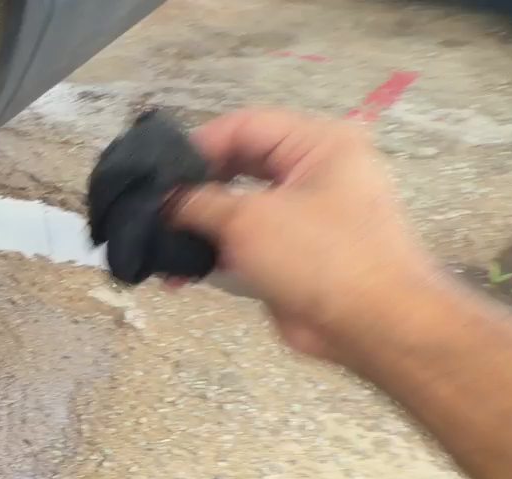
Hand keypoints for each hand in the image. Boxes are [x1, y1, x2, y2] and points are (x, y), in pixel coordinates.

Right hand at [166, 108, 448, 365]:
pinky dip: (205, 253)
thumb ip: (197, 203)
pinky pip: (235, 240)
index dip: (194, 148)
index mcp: (318, 144)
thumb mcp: (248, 220)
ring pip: (230, 206)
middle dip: (188, 191)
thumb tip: (161, 200)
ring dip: (190, 228)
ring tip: (155, 249)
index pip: (243, 127)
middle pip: (234, 166)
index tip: (151, 178)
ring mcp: (298, 211)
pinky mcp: (285, 248)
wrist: (365, 317)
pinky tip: (177, 274)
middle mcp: (310, 170)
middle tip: (146, 213)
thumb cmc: (317, 255)